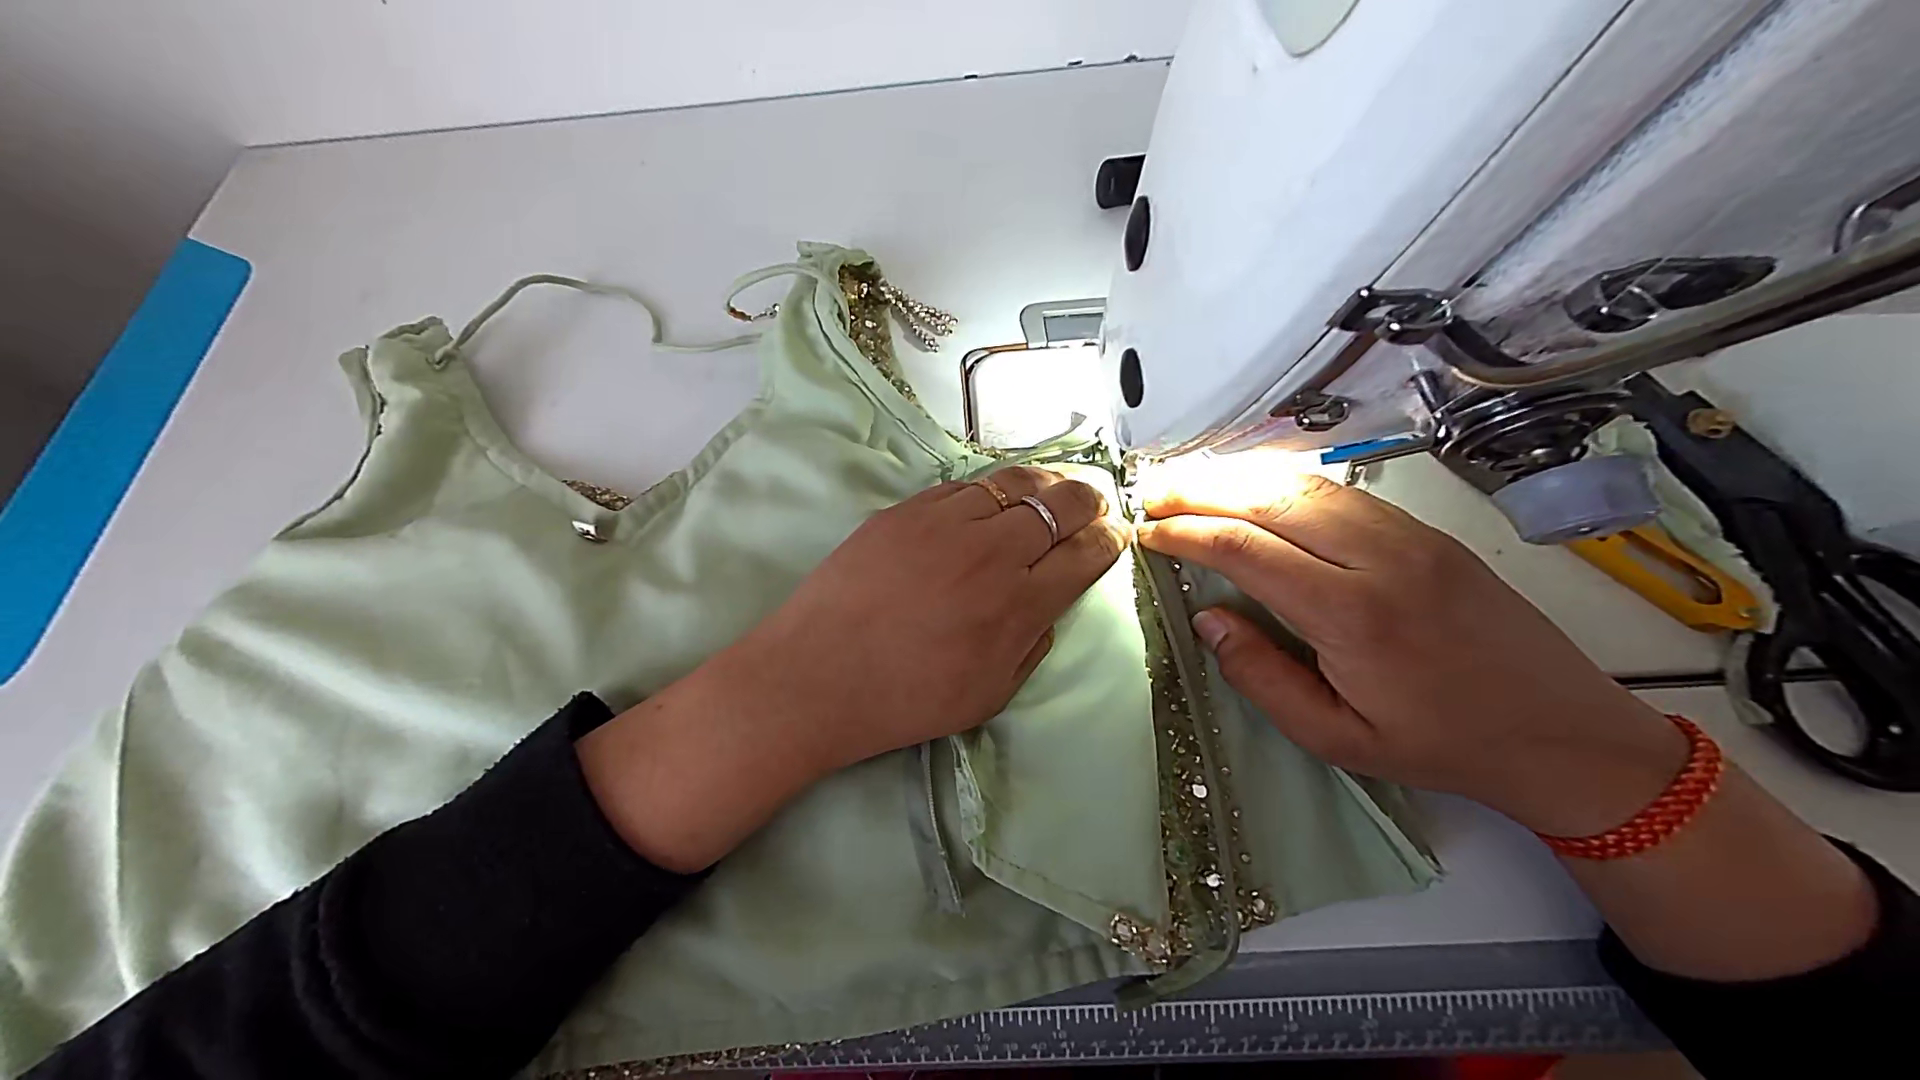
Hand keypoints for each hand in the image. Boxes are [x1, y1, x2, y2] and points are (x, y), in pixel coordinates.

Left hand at [580, 466, 1129, 870]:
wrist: (815, 677)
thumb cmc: (904, 700)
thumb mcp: (989, 695)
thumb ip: (1031, 646)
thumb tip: (1047, 606)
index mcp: (1017, 605)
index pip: (1082, 557)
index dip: (1107, 541)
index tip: (1115, 534)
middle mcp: (990, 554)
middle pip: (1058, 508)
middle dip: (1087, 501)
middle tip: (1095, 500)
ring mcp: (944, 524)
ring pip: (1012, 485)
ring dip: (1044, 484)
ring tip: (1055, 485)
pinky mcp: (904, 511)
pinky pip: (961, 487)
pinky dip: (990, 489)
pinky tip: (994, 496)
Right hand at [1141, 462, 1880, 985]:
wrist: (1567, 735)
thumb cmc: (1440, 745)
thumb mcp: (1336, 738)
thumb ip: (1262, 677)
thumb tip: (1207, 618)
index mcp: (1352, 614)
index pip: (1245, 549)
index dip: (1186, 534)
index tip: (1147, 533)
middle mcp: (1380, 557)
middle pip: (1268, 498)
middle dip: (1200, 489)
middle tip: (1152, 492)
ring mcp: (1409, 535)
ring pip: (1303, 482)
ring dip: (1238, 475)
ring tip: (1189, 481)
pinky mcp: (1427, 531)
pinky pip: (1338, 489)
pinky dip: (1282, 479)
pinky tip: (1253, 485)